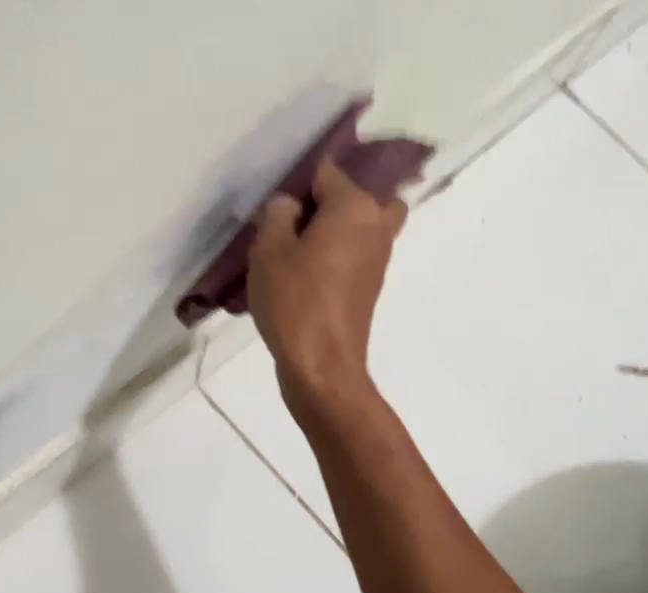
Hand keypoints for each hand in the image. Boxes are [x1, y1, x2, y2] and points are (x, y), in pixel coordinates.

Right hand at [247, 158, 406, 414]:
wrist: (321, 365)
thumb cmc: (293, 303)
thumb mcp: (268, 250)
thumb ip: (276, 214)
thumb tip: (289, 206)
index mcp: (354, 205)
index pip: (326, 172)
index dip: (296, 185)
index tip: (274, 209)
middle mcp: (376, 223)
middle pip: (355, 195)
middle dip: (326, 203)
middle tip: (294, 225)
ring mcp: (379, 257)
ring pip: (359, 225)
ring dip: (333, 231)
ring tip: (296, 251)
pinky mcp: (370, 286)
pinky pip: (355, 254)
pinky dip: (336, 256)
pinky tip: (304, 275)